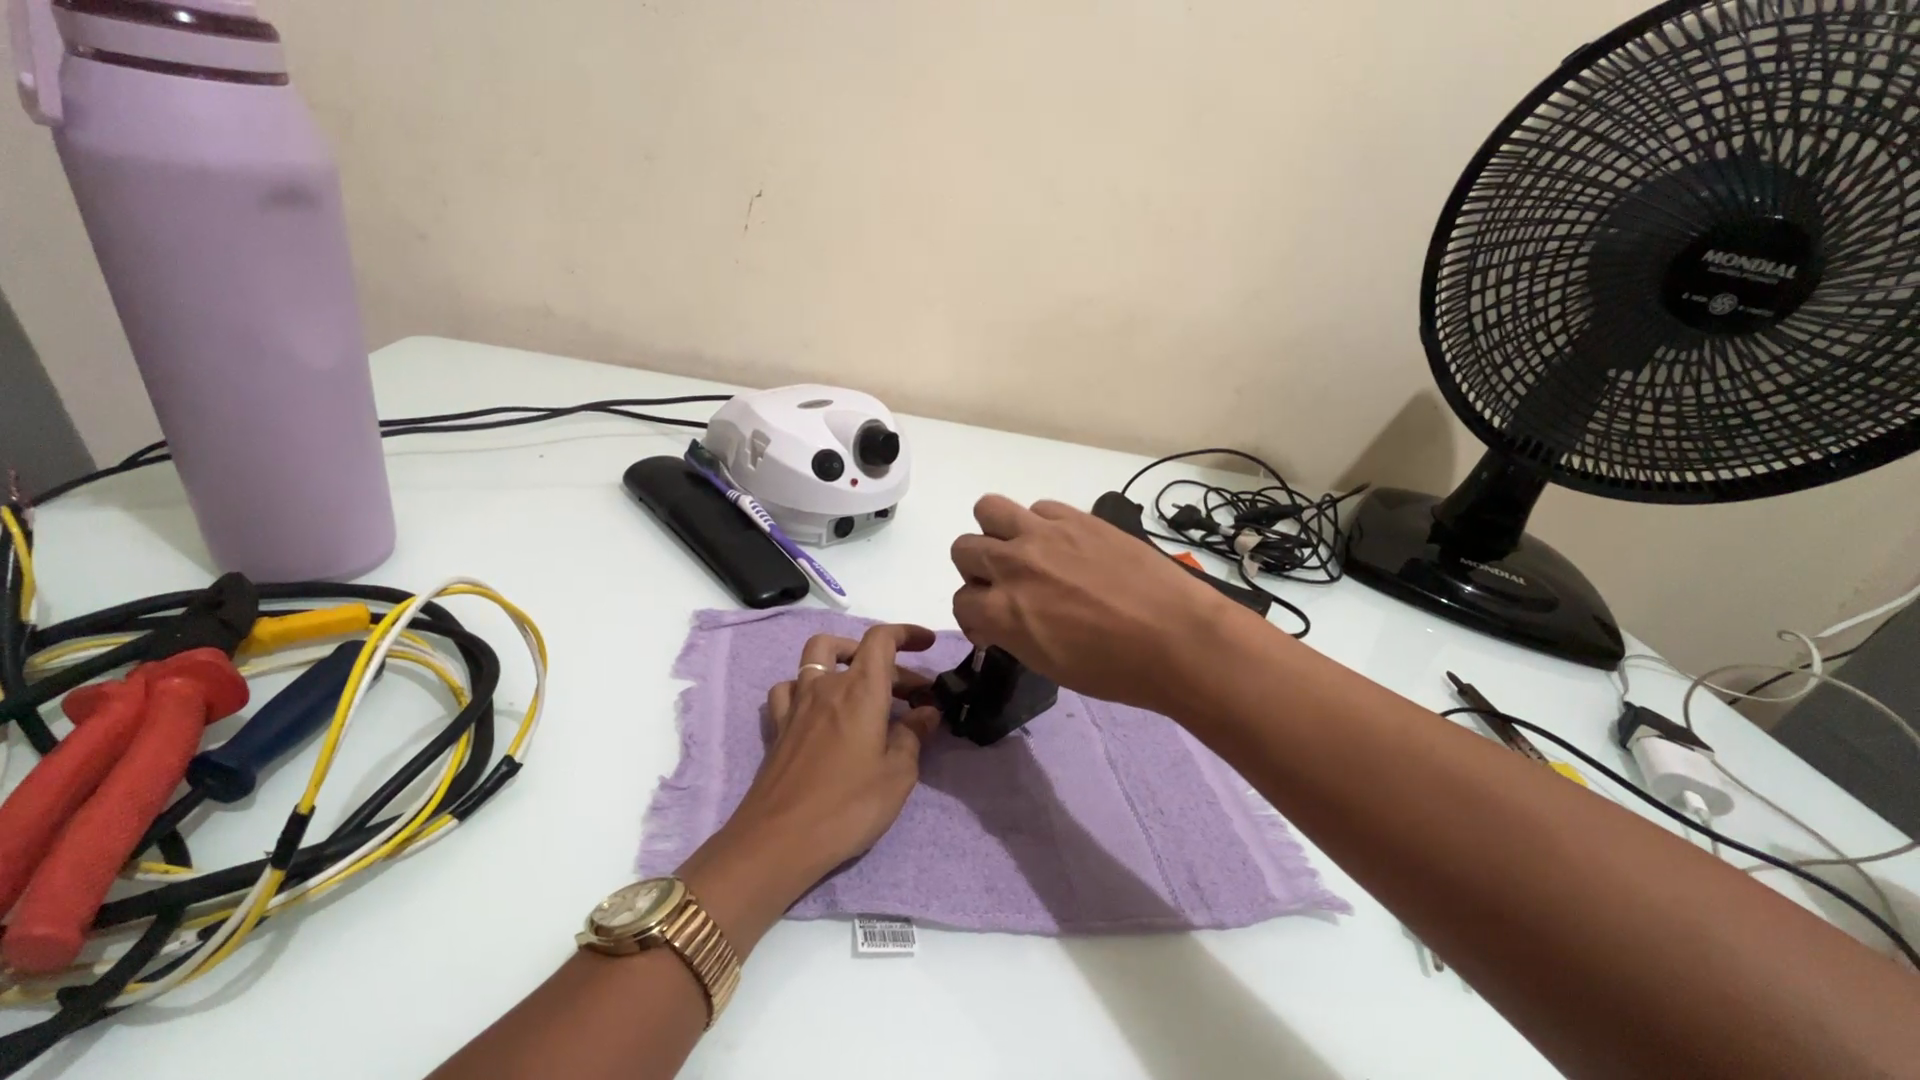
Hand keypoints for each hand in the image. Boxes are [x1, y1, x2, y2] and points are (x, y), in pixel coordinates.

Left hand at [696, 624, 941, 902]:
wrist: (780, 839)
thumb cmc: (848, 805)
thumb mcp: (898, 774)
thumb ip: (913, 736)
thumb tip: (926, 712)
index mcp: (861, 689)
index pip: (881, 639)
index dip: (906, 633)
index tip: (927, 644)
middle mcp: (826, 686)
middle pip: (856, 651)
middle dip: (891, 665)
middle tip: (914, 696)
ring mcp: (796, 705)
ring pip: (816, 658)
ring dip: (843, 662)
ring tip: (863, 688)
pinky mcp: (777, 727)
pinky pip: (790, 688)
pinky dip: (808, 687)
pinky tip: (820, 709)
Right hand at [950, 495, 1243, 712]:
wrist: (1176, 638)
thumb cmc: (1115, 669)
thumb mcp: (1047, 664)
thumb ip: (1014, 633)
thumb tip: (1006, 620)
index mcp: (1001, 611)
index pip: (961, 603)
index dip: (975, 618)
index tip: (995, 628)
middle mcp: (1012, 565)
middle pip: (964, 549)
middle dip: (977, 572)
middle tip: (1006, 588)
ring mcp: (1043, 534)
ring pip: (988, 510)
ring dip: (996, 532)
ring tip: (1023, 552)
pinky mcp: (1076, 517)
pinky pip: (1039, 507)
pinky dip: (1041, 525)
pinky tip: (1065, 547)